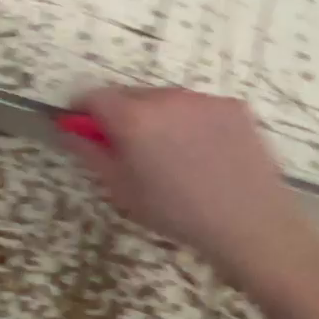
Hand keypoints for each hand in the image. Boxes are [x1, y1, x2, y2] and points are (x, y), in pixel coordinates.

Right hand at [64, 87, 318, 292]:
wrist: (250, 223)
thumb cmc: (174, 211)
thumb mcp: (119, 188)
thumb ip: (89, 152)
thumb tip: (68, 130)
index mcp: (131, 118)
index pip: (92, 96)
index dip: (82, 111)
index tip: (83, 130)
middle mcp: (165, 98)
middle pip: (128, 94)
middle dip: (119, 114)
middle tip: (128, 148)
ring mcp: (202, 100)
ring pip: (163, 99)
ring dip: (155, 116)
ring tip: (169, 153)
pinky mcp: (233, 106)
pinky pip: (196, 106)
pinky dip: (188, 121)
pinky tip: (200, 152)